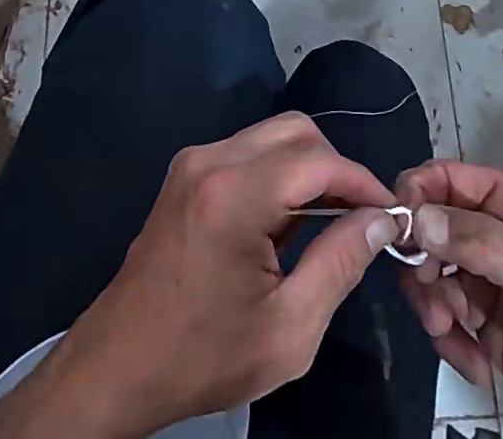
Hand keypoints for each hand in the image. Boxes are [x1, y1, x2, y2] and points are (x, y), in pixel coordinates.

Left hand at [0, 113, 401, 438]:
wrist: (113, 371)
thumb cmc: (201, 358)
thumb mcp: (288, 329)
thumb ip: (341, 263)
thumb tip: (380, 219)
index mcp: (235, 196)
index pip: (321, 161)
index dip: (363, 182)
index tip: (389, 213)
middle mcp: (213, 161)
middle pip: (300, 132)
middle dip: (337, 168)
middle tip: (357, 215)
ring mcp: (194, 162)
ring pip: (276, 135)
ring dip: (310, 168)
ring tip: (327, 220)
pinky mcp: (187, 172)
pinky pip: (251, 150)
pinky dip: (281, 172)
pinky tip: (285, 219)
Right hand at [396, 161, 502, 438]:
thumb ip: (486, 245)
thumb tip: (419, 214)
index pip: (458, 179)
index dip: (420, 193)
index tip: (392, 227)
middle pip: (439, 226)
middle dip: (427, 262)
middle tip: (433, 301)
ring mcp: (499, 281)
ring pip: (438, 271)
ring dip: (435, 303)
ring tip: (453, 337)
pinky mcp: (494, 325)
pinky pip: (449, 315)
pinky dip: (451, 338)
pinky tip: (477, 366)